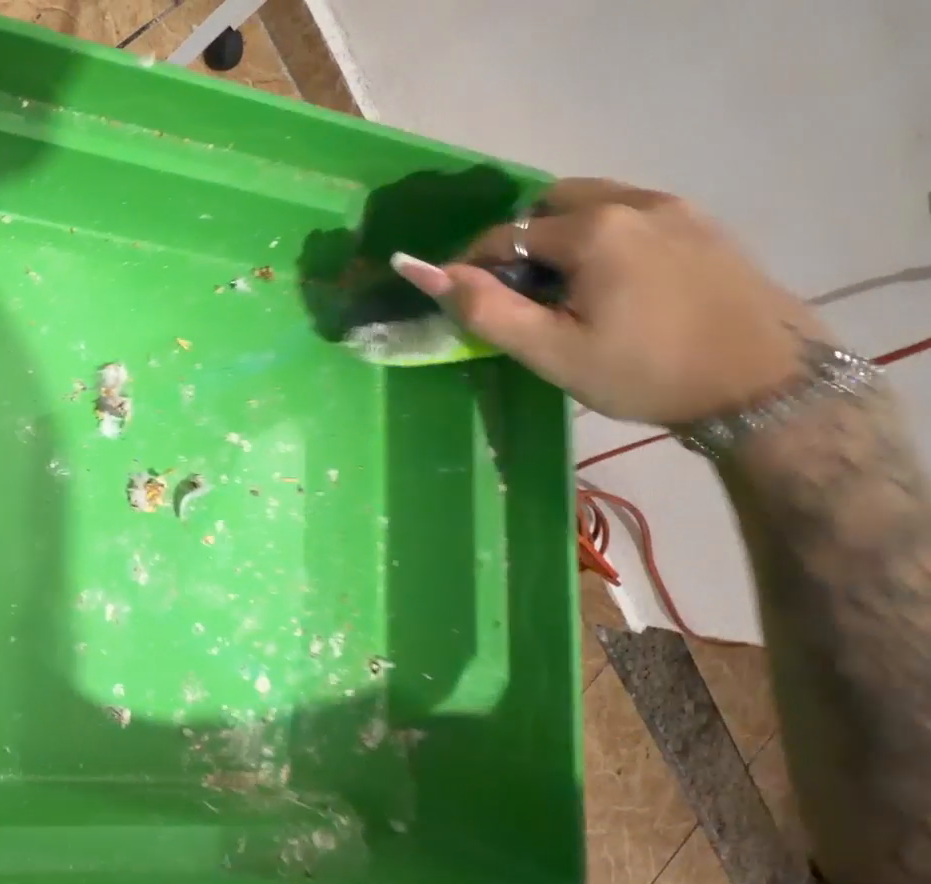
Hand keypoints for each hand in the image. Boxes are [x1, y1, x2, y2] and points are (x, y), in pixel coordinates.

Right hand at [392, 178, 829, 424]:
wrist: (762, 381)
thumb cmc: (643, 371)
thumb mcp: (550, 350)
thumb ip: (483, 308)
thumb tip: (421, 271)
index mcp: (593, 229)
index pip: (504, 235)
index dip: (472, 267)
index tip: (465, 303)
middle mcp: (634, 202)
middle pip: (550, 204)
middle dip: (520, 242)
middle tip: (518, 294)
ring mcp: (677, 209)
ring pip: (594, 204)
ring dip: (561, 236)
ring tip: (562, 291)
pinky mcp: (703, 225)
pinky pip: (631, 214)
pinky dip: (601, 237)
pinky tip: (608, 285)